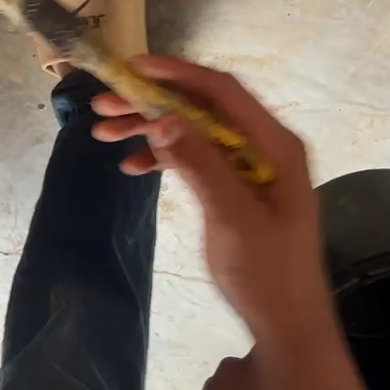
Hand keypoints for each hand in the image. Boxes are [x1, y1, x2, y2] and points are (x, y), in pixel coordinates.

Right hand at [91, 56, 331, 344]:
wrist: (286, 320)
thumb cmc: (265, 271)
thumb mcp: (231, 216)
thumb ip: (200, 164)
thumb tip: (162, 118)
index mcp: (273, 144)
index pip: (221, 92)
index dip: (176, 74)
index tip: (131, 69)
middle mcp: (262, 147)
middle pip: (201, 110)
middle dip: (152, 104)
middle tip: (103, 109)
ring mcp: (248, 168)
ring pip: (193, 133)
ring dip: (150, 131)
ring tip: (104, 135)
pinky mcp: (235, 189)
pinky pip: (195, 160)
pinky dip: (163, 158)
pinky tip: (133, 166)